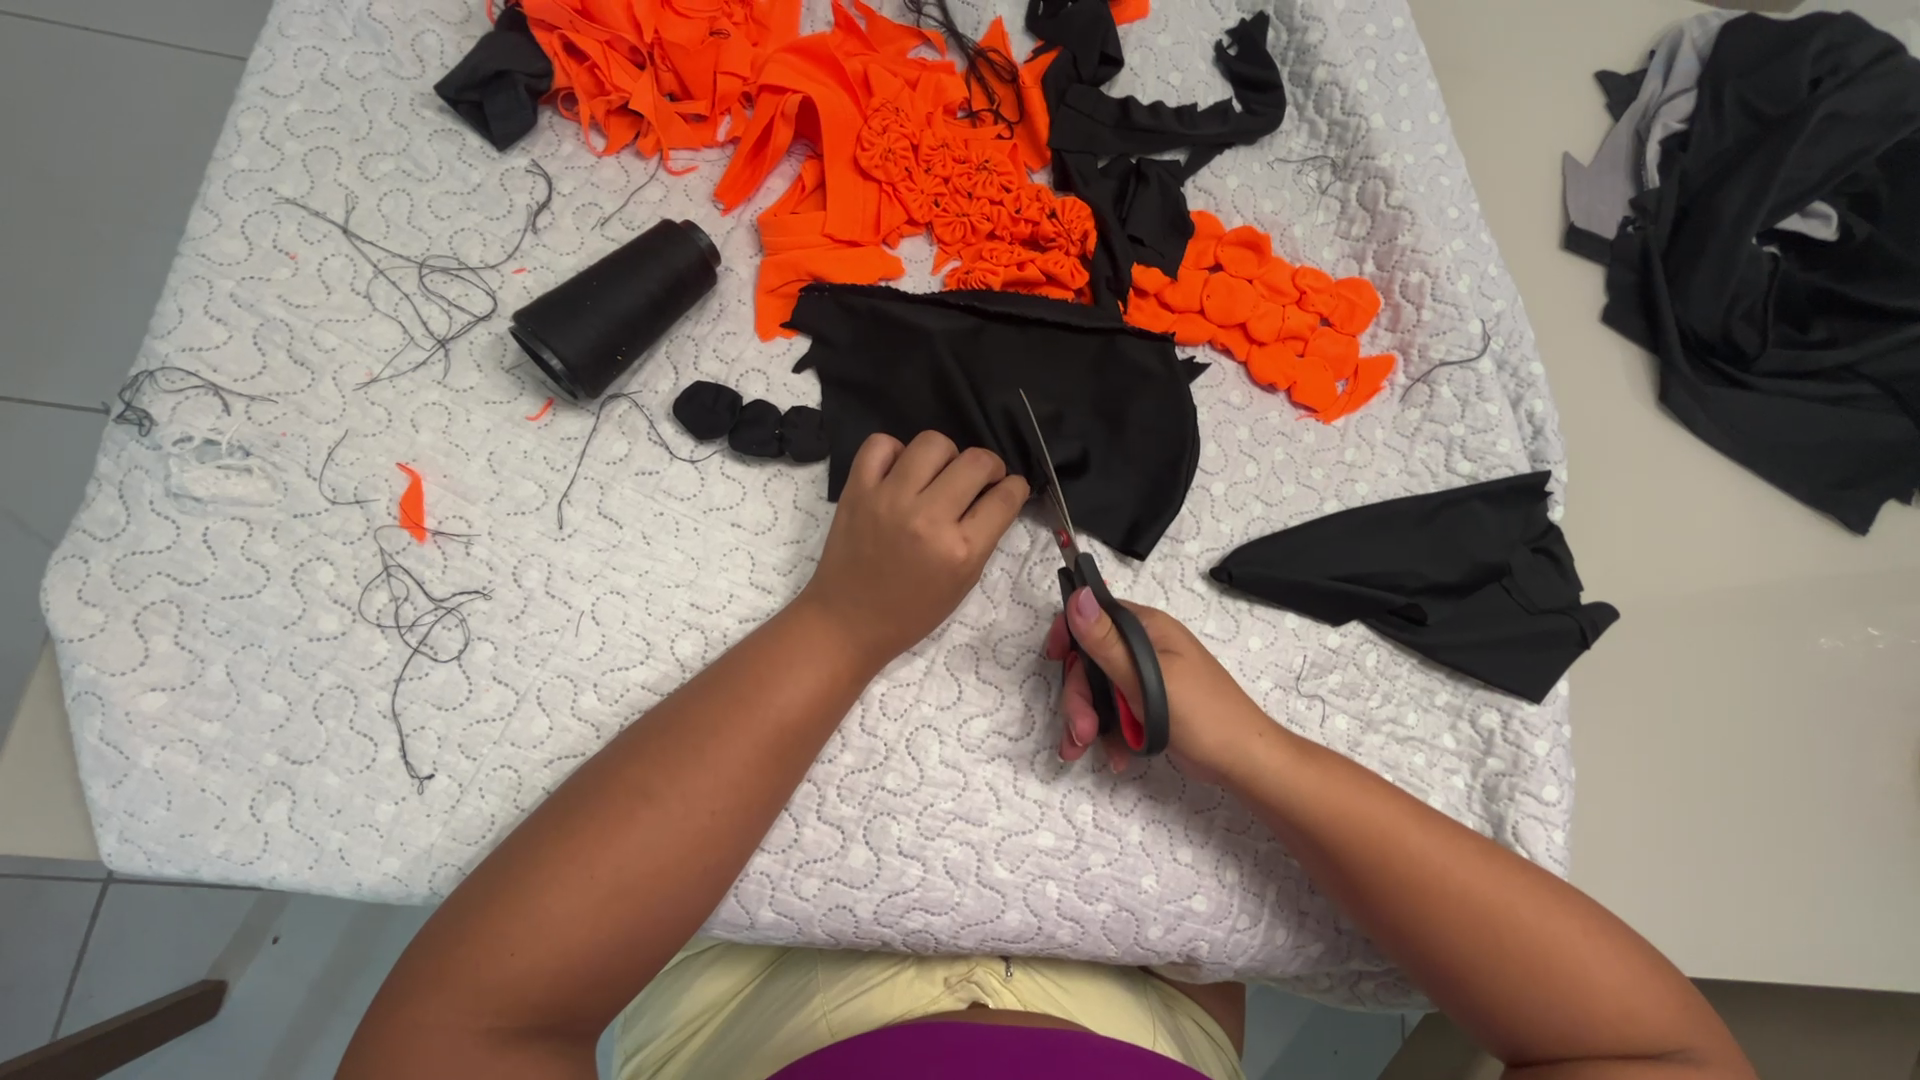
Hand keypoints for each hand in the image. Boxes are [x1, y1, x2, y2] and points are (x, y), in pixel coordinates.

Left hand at [799, 431, 1029, 667]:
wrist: (848, 620)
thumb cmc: (912, 611)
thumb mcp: (963, 583)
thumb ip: (983, 536)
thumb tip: (997, 495)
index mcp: (960, 550)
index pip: (1005, 497)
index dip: (1015, 487)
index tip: (1010, 488)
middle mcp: (927, 518)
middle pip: (976, 461)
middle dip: (989, 466)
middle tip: (979, 480)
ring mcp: (889, 499)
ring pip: (933, 443)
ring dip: (945, 455)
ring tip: (938, 474)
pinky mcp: (857, 490)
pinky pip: (881, 444)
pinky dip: (895, 451)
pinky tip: (900, 472)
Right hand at [1045, 590, 1273, 782]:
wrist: (1242, 761)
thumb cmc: (1201, 714)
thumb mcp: (1146, 678)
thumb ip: (1106, 641)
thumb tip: (1078, 595)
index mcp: (1147, 629)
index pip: (1094, 615)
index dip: (1069, 634)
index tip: (1053, 658)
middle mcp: (1143, 648)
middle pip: (1089, 662)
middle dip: (1079, 697)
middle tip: (1080, 730)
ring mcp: (1145, 678)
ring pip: (1098, 691)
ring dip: (1087, 721)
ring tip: (1086, 750)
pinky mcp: (1147, 706)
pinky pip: (1114, 712)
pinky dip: (1108, 733)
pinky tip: (1115, 755)